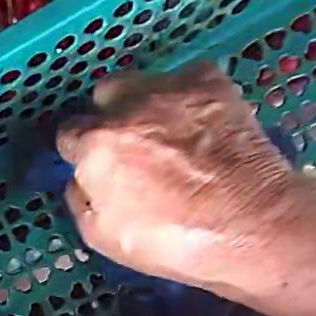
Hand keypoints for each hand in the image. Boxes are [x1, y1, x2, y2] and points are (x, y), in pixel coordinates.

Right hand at [57, 62, 313, 288]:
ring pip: (143, 80)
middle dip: (105, 115)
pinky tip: (191, 118)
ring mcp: (174, 92)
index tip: (86, 164)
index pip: (67, 133)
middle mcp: (129, 108)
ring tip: (157, 129)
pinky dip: (184, 93)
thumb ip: (80, 198)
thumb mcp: (98, 235)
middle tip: (120, 143)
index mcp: (94, 145)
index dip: (76, 151)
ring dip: (141, 101)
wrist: (248, 226)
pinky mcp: (216, 87)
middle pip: (103, 93)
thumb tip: (81, 180)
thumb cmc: (166, 239)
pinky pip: (188, 76)